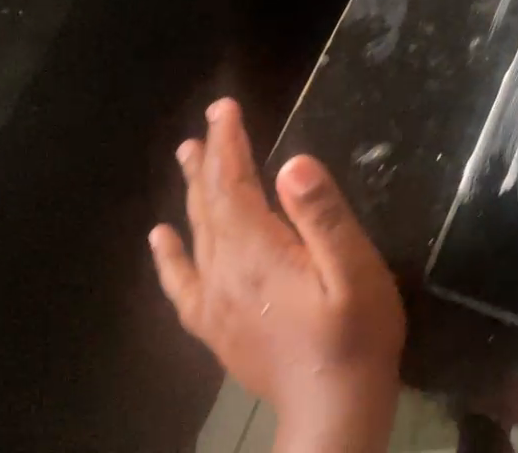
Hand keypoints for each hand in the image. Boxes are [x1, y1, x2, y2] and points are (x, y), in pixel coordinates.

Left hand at [151, 98, 404, 450]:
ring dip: (191, 192)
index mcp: (258, 253)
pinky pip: (182, 282)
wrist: (333, 408)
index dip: (229, 145)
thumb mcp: (353, 269)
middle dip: (210, 158)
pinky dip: (169, 256)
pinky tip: (162, 239)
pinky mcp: (216, 326)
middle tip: (211, 121)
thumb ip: (323, 215)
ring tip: (185, 157)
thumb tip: (292, 164)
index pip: (233, 186)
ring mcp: (215, 303)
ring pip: (195, 235)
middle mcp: (225, 273)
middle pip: (209, 205)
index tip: (225, 108)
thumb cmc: (355, 333)